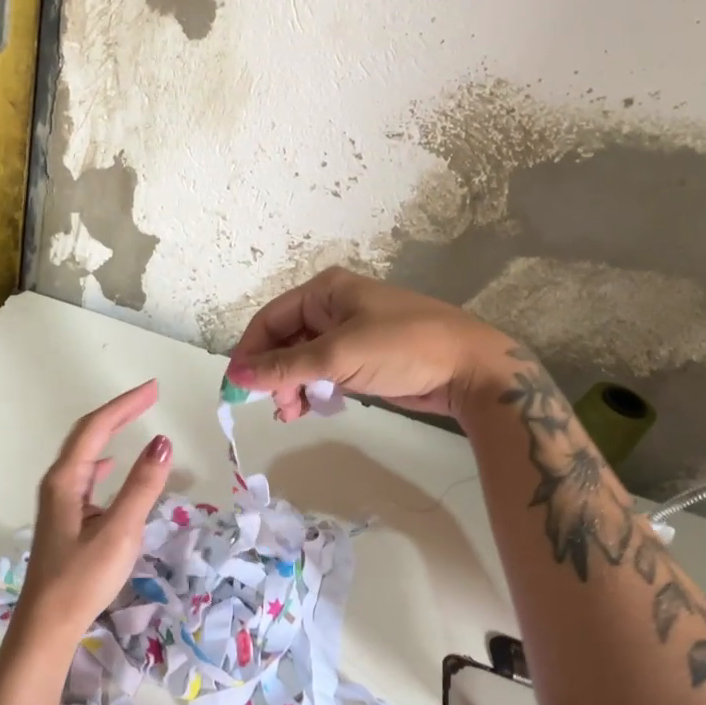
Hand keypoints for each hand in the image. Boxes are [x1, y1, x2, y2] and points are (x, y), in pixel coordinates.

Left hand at [13, 381, 173, 647]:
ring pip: (85, 455)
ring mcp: (58, 502)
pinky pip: (86, 476)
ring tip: (134, 420)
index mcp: (66, 480)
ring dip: (110, 434)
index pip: (96, 428)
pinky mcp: (64, 520)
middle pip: (87, 435)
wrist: (47, 624)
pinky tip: (111, 468)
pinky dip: (104, 461)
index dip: (124, 405)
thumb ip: (142, 486)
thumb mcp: (120, 531)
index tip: (154, 389)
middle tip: (149, 396)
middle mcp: (57, 484)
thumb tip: (162, 442)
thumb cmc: (83, 577)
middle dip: (117, 413)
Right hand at [226, 267, 514, 421]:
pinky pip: (321, 372)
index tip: (237, 388)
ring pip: (300, 360)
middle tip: (275, 406)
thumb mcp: (337, 356)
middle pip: (282, 341)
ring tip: (294, 413)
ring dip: (291, 386)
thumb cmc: (403, 348)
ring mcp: (347, 333)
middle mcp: (332, 307)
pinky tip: (310, 409)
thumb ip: (283, 367)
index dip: (249, 353)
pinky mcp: (361, 357)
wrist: (471, 369)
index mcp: (325, 291)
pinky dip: (311, 390)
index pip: (269, 320)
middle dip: (273, 374)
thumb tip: (234, 377)